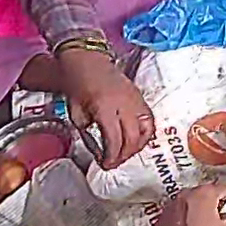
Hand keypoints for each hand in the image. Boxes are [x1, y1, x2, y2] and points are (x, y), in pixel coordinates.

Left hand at [60, 47, 154, 167]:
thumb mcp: (76, 113)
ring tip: (125, 153)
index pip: (114, 140)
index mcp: (105, 107)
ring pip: (145, 132)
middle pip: (131, 139)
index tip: (105, 164)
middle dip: (123, 155)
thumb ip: (89, 133)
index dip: (111, 156)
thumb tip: (100, 151)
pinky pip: (149, 121)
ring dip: (136, 147)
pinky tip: (137, 140)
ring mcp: (135, 101)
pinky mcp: (141, 99)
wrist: (87, 61)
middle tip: (114, 162)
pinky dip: (145, 134)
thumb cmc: (78, 83)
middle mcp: (124, 104)